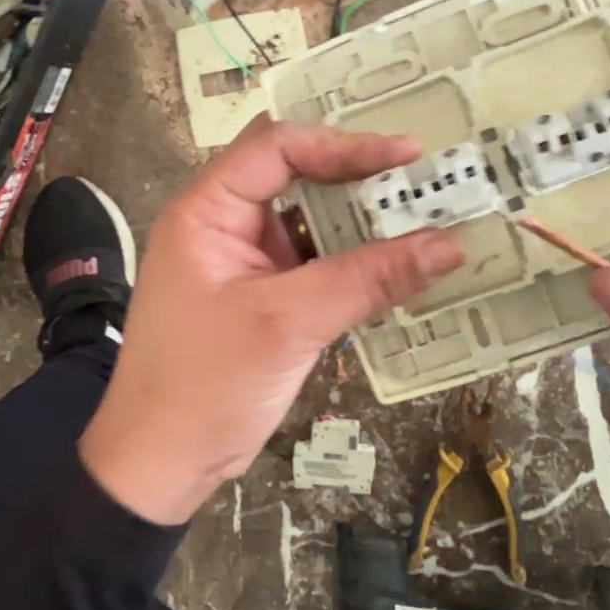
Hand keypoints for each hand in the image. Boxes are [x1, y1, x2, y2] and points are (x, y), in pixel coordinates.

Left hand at [79, 119, 464, 524]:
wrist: (160, 465)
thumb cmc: (205, 386)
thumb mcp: (287, 325)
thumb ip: (367, 280)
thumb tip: (450, 245)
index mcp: (205, 211)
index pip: (278, 148)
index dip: (344, 144)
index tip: (406, 154)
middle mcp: (222, 225)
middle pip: (295, 175)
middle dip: (357, 176)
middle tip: (420, 181)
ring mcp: (243, 262)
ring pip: (308, 221)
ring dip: (360, 221)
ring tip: (422, 218)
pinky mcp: (261, 297)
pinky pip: (313, 263)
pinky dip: (351, 261)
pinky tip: (396, 265)